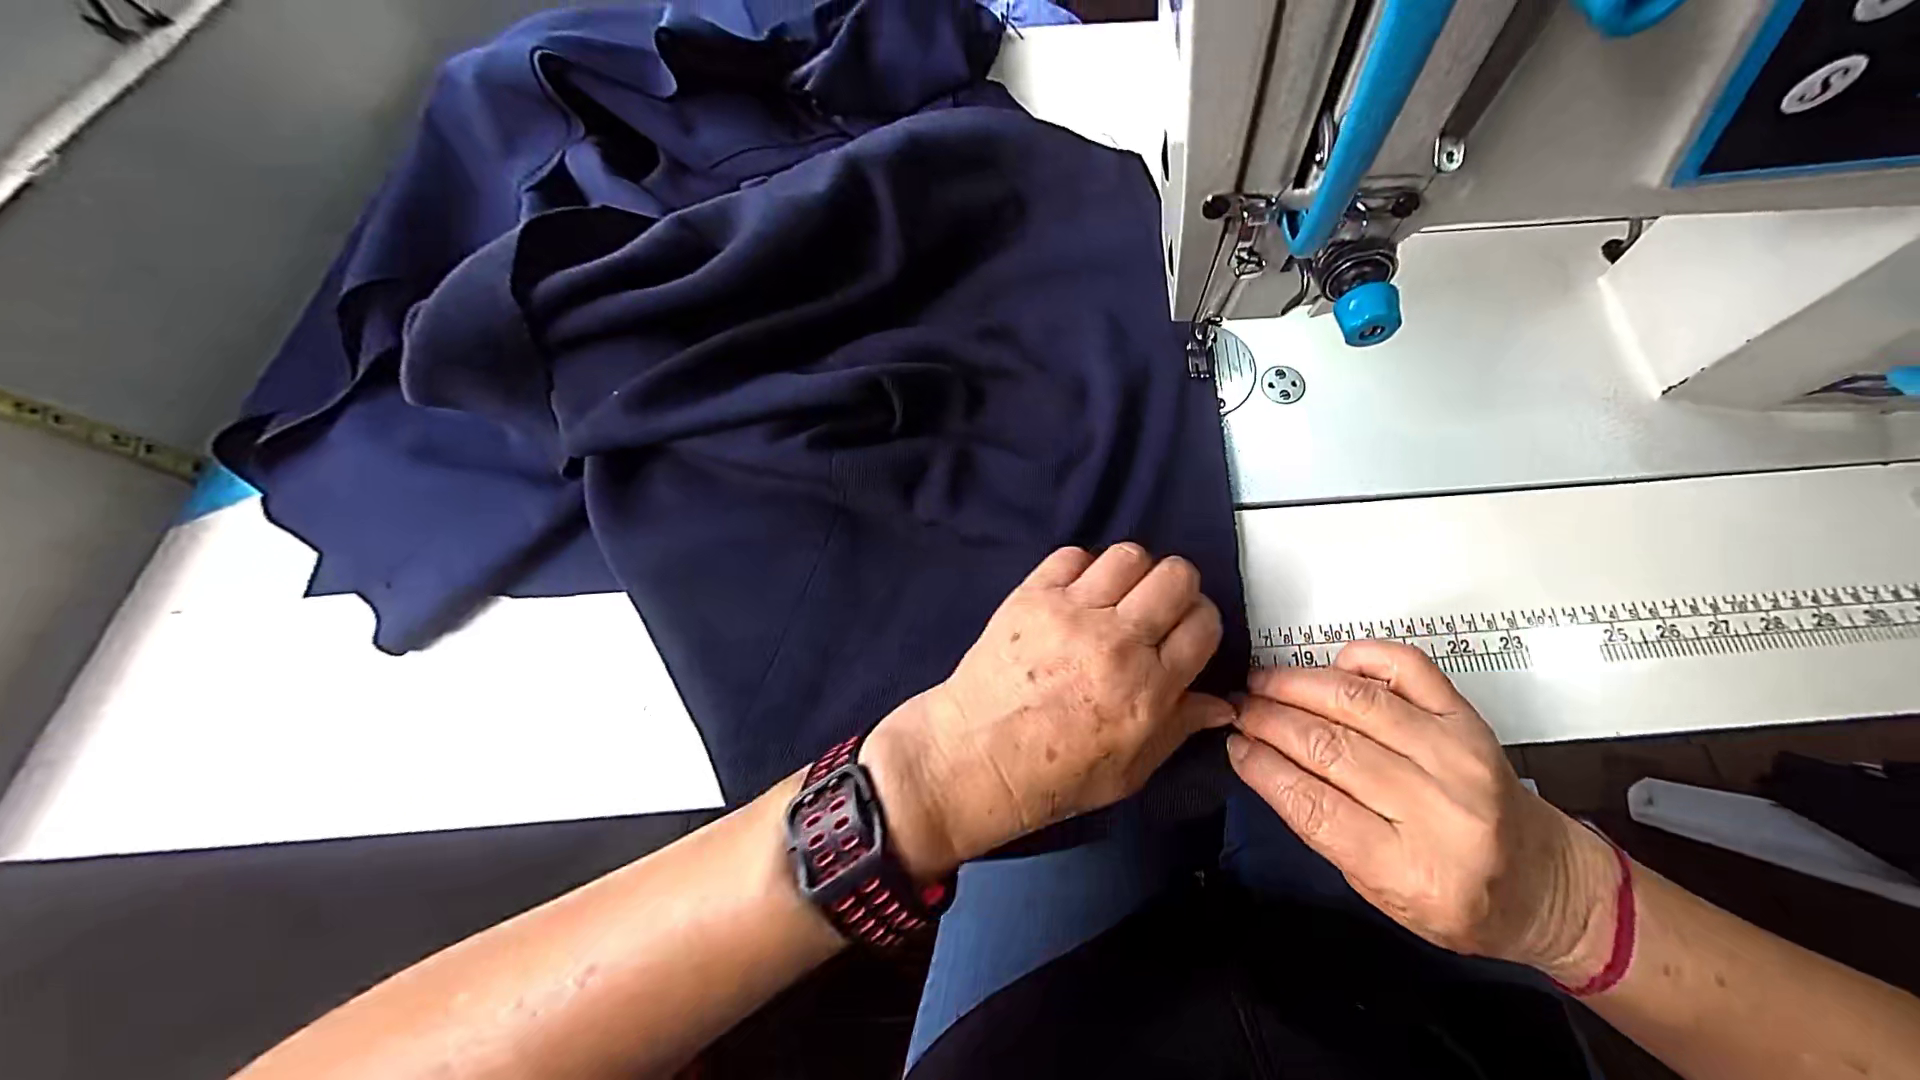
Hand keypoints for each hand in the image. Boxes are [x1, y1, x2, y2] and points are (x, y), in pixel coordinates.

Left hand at [861, 544, 1231, 878]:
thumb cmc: (1051, 776)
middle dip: (1178, 589)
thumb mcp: (1130, 771)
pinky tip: (1077, 593)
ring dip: (1133, 573)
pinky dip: (1082, 567)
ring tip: (1118, 597)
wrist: (973, 758)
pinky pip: (1072, 555)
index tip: (1187, 631)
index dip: (1202, 623)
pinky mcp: (1030, 597)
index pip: (1203, 624)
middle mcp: (1115, 642)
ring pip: (1129, 556)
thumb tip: (1220, 705)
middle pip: (1176, 577)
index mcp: (1148, 688)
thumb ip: (1179, 728)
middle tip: (1158, 608)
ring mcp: (1070, 613)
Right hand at [1226, 641, 1621, 982]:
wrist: (1545, 884)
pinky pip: (1408, 669)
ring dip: (1296, 685)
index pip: (1313, 804)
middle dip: (1267, 719)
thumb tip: (1259, 757)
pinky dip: (1362, 657)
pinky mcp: (1470, 721)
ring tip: (1263, 683)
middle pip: (1329, 747)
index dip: (1261, 766)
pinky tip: (1331, 664)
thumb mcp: (1375, 888)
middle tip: (1237, 707)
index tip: (1233, 743)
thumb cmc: (1453, 895)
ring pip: (1357, 703)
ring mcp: (1461, 756)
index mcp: (1415, 869)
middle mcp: (1443, 809)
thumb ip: (1318, 823)